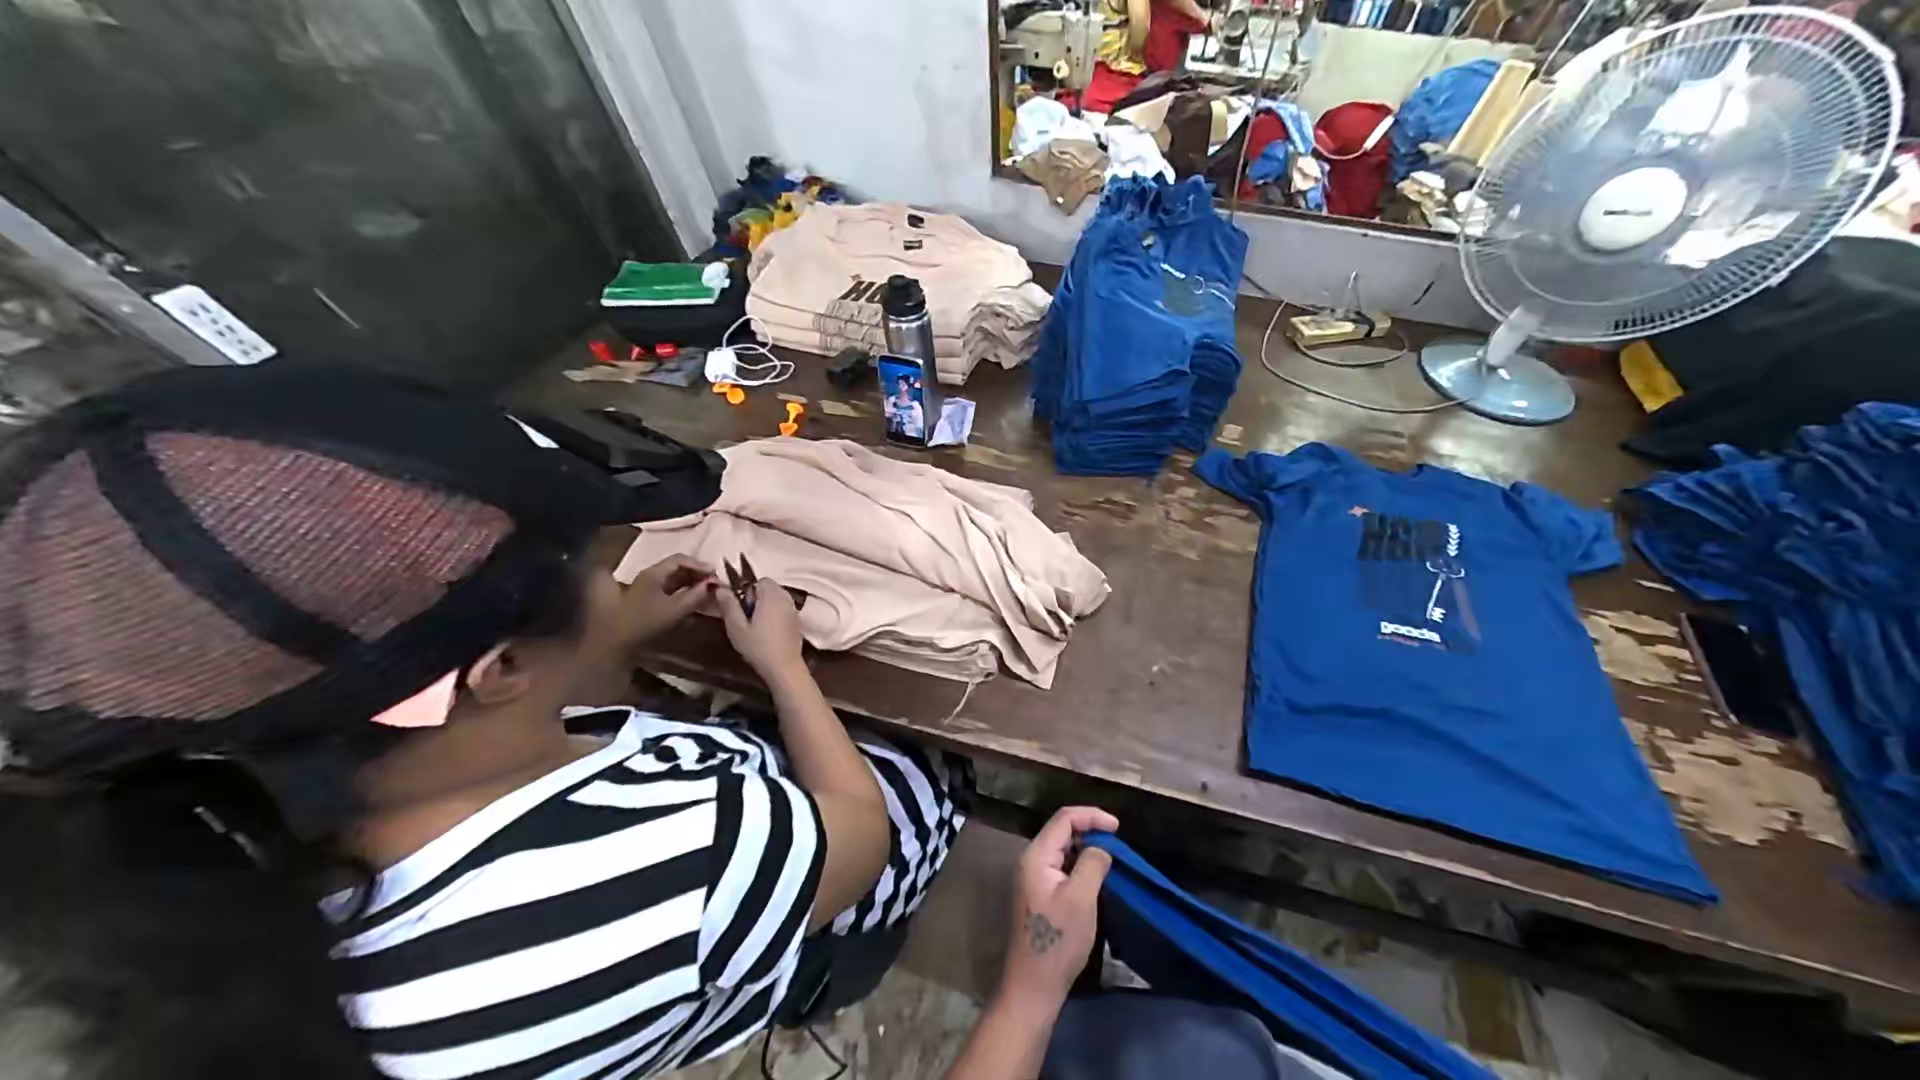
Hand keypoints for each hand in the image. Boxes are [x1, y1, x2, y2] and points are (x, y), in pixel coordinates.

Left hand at [619, 555, 712, 646]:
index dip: (699, 564)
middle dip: (694, 572)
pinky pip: (663, 588)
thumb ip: (695, 596)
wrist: (612, 646)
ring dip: (687, 581)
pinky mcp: (639, 600)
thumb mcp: (674, 611)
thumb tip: (711, 584)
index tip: (714, 574)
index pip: (679, 559)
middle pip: (673, 567)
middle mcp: (644, 576)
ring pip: (668, 578)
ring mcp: (640, 588)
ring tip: (703, 589)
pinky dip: (678, 590)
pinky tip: (688, 598)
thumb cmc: (644, 625)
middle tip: (711, 581)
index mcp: (652, 574)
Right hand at [711, 574, 805, 678]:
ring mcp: (794, 609)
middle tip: (746, 619)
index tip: (740, 608)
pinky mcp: (798, 621)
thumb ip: (728, 605)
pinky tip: (768, 633)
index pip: (759, 580)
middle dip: (756, 598)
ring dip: (765, 607)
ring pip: (776, 600)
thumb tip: (720, 588)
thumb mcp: (736, 627)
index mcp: (772, 594)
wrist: (784, 668)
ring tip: (755, 627)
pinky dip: (775, 615)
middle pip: (769, 589)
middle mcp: (786, 597)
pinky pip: (783, 610)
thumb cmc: (758, 647)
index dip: (747, 591)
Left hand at [998, 806, 1118, 1009]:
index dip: (1091, 816)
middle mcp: (1031, 860)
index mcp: (1037, 855)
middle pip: (1061, 831)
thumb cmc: (1058, 940)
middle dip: (1089, 829)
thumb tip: (1101, 847)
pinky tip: (1096, 875)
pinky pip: (1061, 866)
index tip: (1117, 827)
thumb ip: (1092, 864)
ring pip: (1062, 849)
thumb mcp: (1081, 898)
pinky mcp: (1040, 893)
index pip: (1064, 819)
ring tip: (1111, 856)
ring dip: (1086, 847)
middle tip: (1117, 841)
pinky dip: (1080, 863)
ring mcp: (1034, 877)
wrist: (1034, 983)